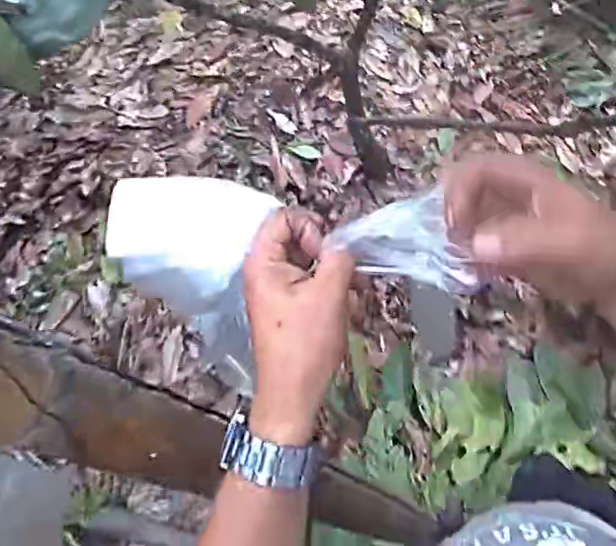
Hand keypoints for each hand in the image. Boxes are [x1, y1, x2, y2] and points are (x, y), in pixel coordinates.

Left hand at [242, 208, 355, 443]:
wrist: (293, 397)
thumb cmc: (305, 343)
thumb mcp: (329, 292)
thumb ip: (338, 256)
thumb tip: (343, 243)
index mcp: (262, 262)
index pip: (283, 217)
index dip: (309, 225)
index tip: (325, 252)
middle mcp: (265, 270)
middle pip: (298, 235)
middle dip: (327, 249)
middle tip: (344, 270)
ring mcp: (277, 287)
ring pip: (309, 258)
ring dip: (334, 269)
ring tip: (353, 291)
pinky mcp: (289, 303)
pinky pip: (312, 278)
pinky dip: (331, 285)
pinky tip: (348, 304)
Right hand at [443, 154, 615, 308]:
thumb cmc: (599, 250)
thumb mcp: (566, 243)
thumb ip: (520, 241)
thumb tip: (472, 244)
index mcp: (527, 178)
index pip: (479, 168)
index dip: (460, 190)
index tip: (454, 225)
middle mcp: (513, 193)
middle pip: (467, 187)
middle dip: (451, 210)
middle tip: (448, 242)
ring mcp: (511, 219)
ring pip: (468, 215)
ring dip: (456, 235)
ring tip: (456, 261)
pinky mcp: (511, 245)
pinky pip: (478, 242)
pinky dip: (468, 254)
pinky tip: (470, 272)